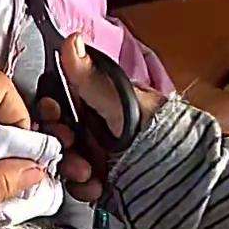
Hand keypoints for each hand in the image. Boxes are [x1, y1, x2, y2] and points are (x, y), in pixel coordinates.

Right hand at [35, 34, 164, 201]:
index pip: (59, 105)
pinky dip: (84, 188)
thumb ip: (89, 76)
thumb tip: (72, 40)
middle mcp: (92, 129)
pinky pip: (79, 185)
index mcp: (95, 104)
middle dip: (60, 144)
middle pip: (57, 137)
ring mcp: (96, 156)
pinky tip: (97, 186)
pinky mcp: (101, 181)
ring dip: (71, 168)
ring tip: (88, 172)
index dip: (51, 111)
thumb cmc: (153, 127)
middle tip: (72, 146)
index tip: (54, 114)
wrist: (177, 169)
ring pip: (64, 162)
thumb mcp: (118, 100)